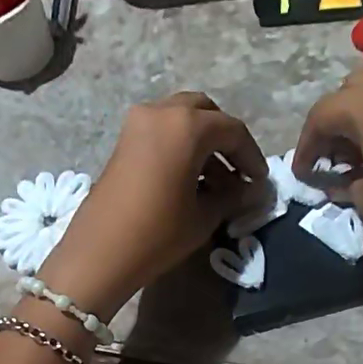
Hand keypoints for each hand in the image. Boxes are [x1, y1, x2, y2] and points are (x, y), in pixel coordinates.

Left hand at [41, 93, 265, 317]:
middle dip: (225, 139)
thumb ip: (231, 196)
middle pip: (205, 112)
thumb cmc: (159, 233)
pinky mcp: (124, 140)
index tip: (259, 181)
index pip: (232, 130)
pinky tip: (191, 179)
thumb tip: (249, 190)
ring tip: (216, 182)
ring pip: (182, 119)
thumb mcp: (204, 216)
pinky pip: (162, 130)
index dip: (251, 156)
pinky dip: (181, 146)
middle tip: (238, 172)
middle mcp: (163, 112)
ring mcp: (138, 122)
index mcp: (188, 126)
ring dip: (203, 142)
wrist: (103, 251)